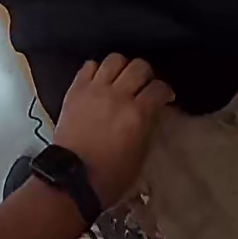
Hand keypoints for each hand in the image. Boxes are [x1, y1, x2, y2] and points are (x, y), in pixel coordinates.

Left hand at [50, 55, 175, 207]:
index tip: (165, 97)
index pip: (159, 88)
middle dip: (147, 75)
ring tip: (121, 79)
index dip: (166, 91)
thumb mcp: (141, 156)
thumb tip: (159, 110)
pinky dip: (97, 70)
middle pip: (139, 66)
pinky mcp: (76, 90)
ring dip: (122, 68)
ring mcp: (95, 90)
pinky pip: (89, 66)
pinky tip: (100, 81)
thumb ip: (151, 127)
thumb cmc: (111, 176)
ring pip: (114, 59)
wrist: (71, 179)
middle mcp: (118, 96)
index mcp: (137, 114)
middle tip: (144, 87)